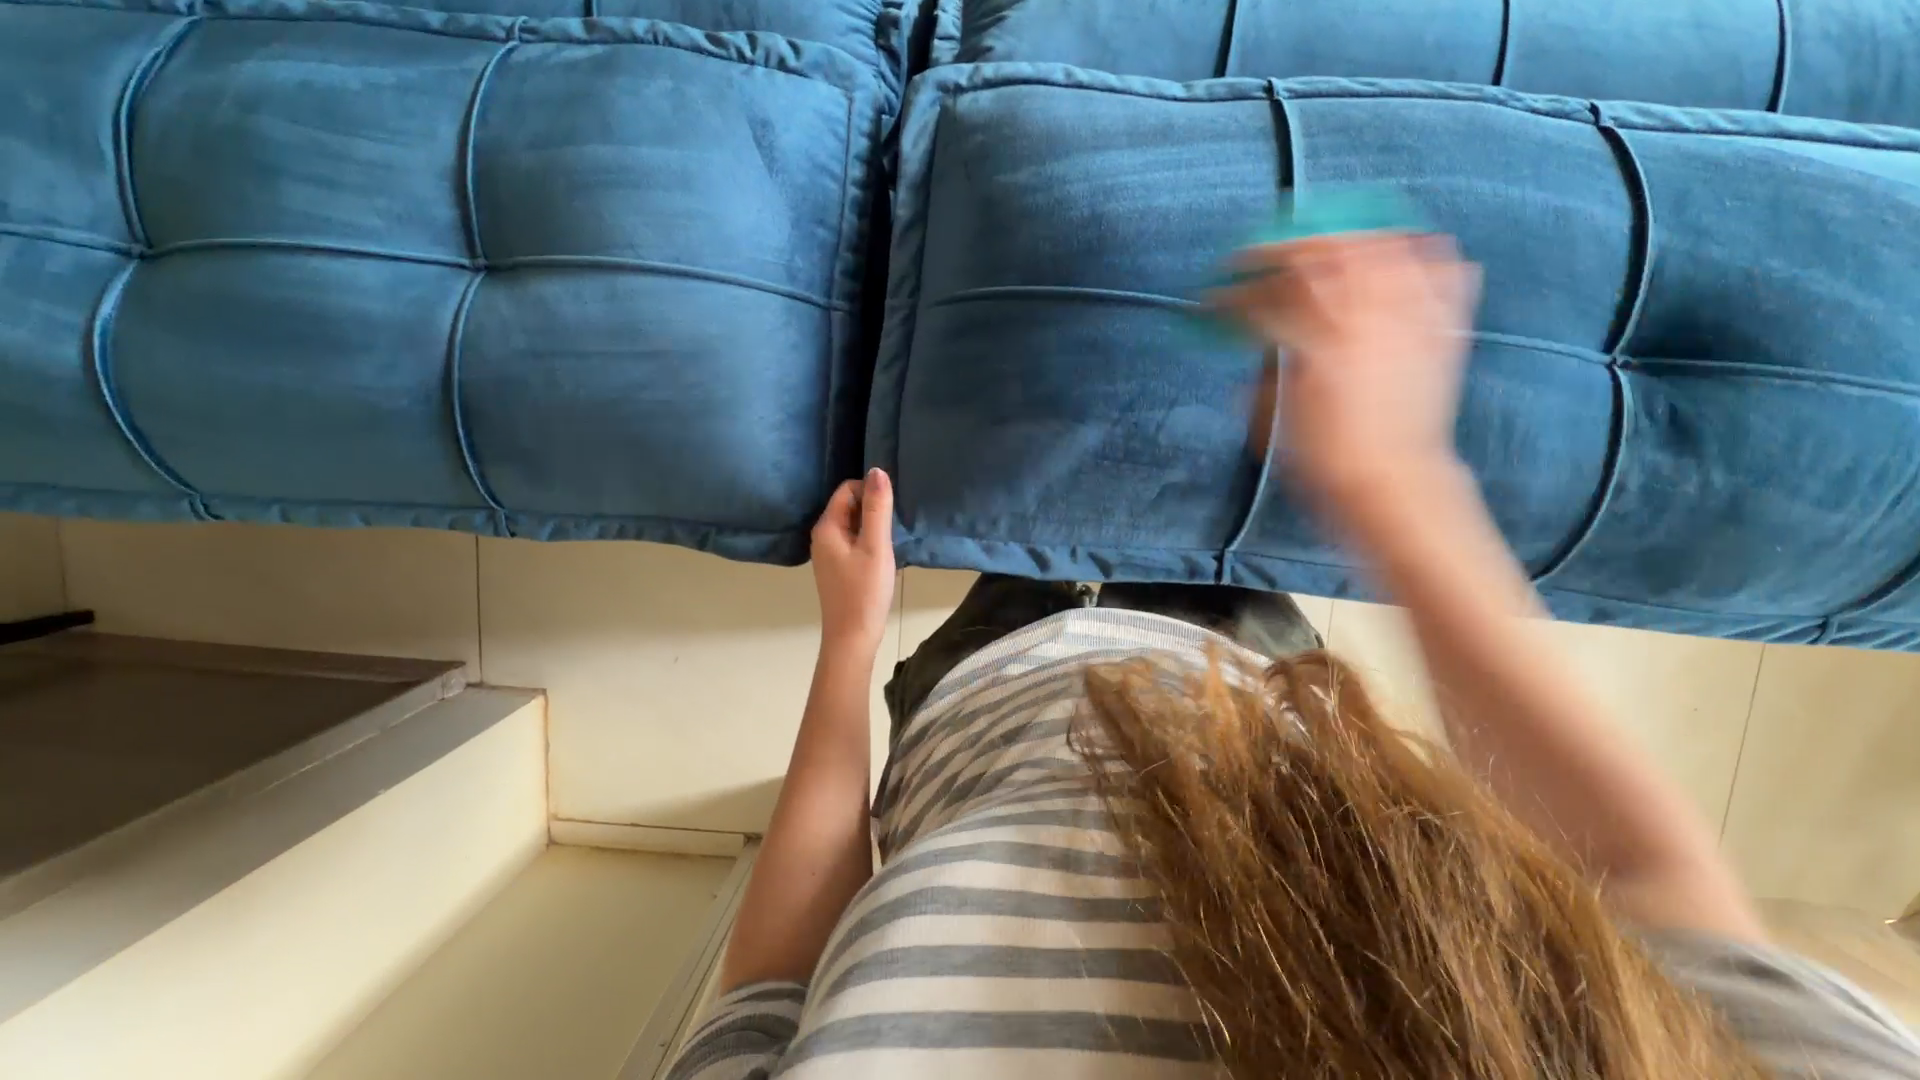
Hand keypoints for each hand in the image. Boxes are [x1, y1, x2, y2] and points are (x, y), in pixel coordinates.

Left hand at [811, 468, 895, 660]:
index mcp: (826, 527)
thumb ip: (877, 508)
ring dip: (873, 528)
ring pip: (853, 525)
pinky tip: (882, 558)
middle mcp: (822, 537)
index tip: (891, 511)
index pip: (847, 489)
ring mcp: (827, 554)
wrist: (852, 637)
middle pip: (849, 505)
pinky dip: (869, 543)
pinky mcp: (837, 568)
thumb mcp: (876, 546)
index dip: (871, 492)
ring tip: (889, 544)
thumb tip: (877, 470)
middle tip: (893, 529)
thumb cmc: (865, 591)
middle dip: (873, 510)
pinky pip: (853, 542)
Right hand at [1214, 232, 1479, 509]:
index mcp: (1320, 343)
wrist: (1394, 483)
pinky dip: (1423, 254)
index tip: (1215, 298)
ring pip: (1384, 246)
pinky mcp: (1443, 327)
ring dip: (1346, 239)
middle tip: (1259, 260)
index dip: (1234, 294)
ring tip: (1323, 249)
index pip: (1268, 296)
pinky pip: (1445, 269)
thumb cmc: (1328, 460)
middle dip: (1283, 250)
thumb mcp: (1274, 415)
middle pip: (1325, 252)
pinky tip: (1400, 258)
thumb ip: (1269, 366)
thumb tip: (1264, 338)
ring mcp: (1413, 316)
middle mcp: (1370, 318)